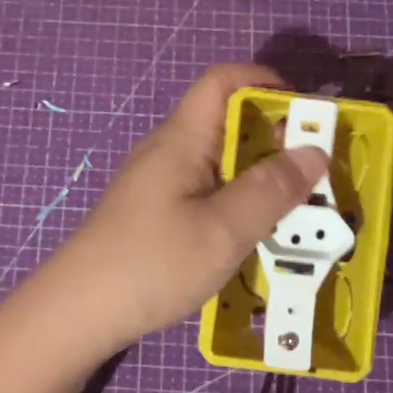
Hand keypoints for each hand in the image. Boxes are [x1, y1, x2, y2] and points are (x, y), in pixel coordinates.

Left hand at [45, 63, 329, 350]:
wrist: (77, 312)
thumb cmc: (150, 265)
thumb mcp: (222, 230)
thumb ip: (271, 191)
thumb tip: (314, 152)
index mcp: (182, 139)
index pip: (224, 80)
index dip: (268, 83)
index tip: (309, 117)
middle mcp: (169, 151)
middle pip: (227, 121)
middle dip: (276, 139)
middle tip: (315, 177)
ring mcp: (159, 183)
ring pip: (220, 162)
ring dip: (260, 177)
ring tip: (296, 210)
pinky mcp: (155, 214)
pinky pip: (207, 191)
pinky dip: (237, 202)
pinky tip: (253, 235)